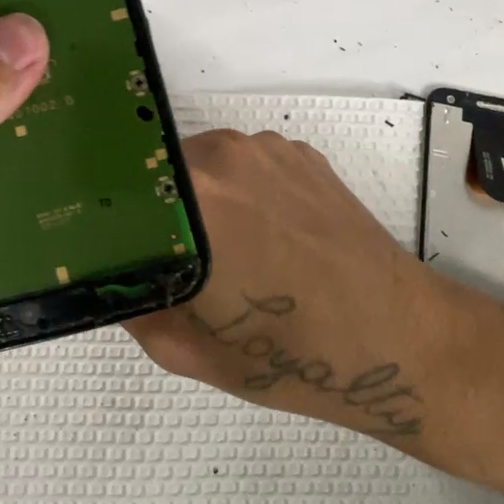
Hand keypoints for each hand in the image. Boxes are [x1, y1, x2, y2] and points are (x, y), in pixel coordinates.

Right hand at [124, 129, 443, 445]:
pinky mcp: (300, 151)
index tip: (100, 242)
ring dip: (194, 194)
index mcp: (191, 202)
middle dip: (147, 205)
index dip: (102, 213)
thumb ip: (135, 308)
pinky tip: (262, 234)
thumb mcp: (191, 352)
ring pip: (199, 161)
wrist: (403, 340)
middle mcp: (222, 156)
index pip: (116, 188)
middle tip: (157, 251)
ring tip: (218, 248)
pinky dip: (237, 188)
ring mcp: (265, 147)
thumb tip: (110, 277)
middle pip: (154, 168)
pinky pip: (243, 161)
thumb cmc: (294, 356)